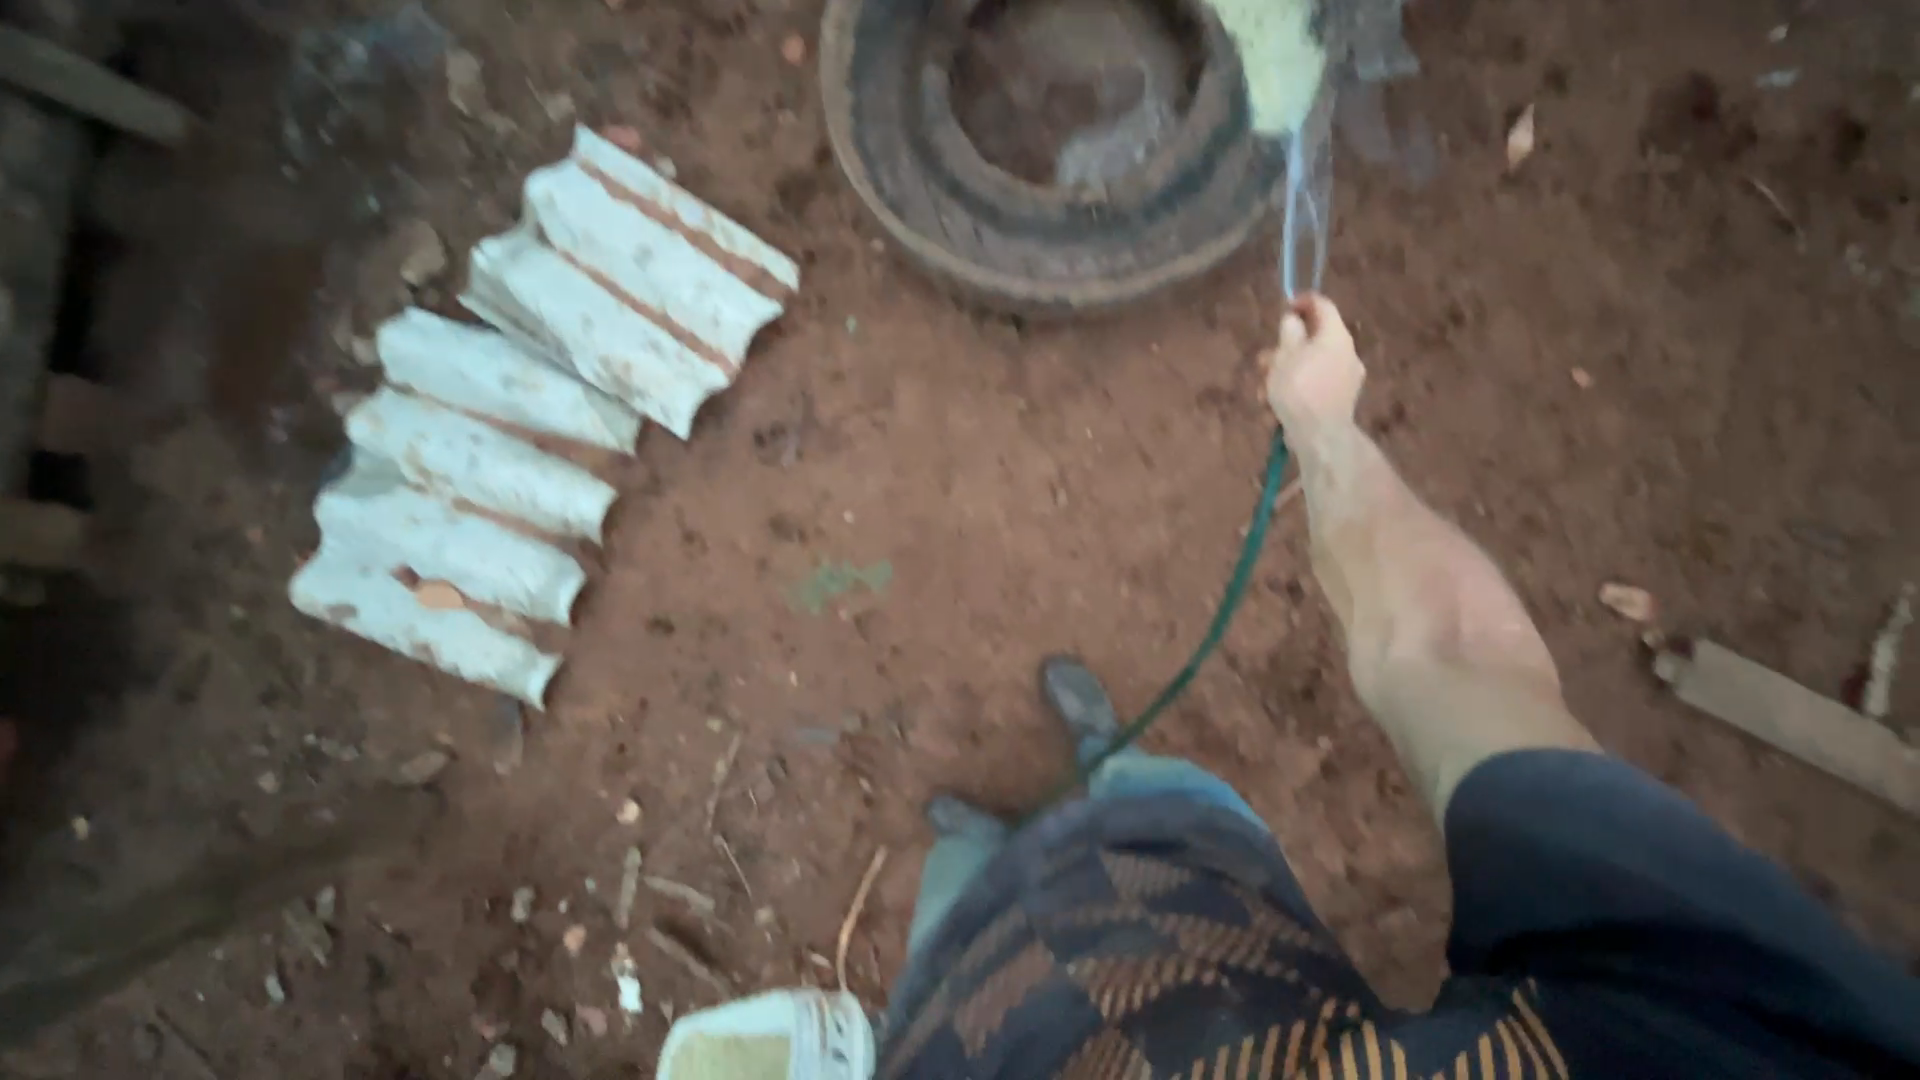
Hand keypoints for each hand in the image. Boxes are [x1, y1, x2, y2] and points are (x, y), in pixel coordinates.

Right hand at [1260, 293, 1364, 434]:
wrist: (1319, 435)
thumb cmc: (1299, 390)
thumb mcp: (1285, 356)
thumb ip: (1288, 333)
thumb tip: (1293, 319)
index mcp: (1335, 336)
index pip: (1322, 306)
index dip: (1302, 302)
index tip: (1283, 308)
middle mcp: (1345, 353)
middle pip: (1310, 342)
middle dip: (1281, 354)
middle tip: (1263, 365)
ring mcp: (1344, 380)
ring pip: (1306, 368)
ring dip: (1281, 379)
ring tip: (1263, 397)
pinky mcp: (1337, 402)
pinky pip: (1311, 389)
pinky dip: (1293, 396)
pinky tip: (1275, 412)